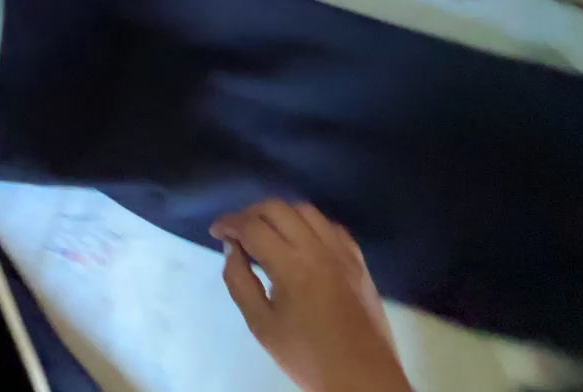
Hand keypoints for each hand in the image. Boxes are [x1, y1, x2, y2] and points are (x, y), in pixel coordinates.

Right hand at [212, 200, 411, 391]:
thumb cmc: (309, 358)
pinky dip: (311, 224)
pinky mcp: (359, 264)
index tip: (216, 232)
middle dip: (250, 213)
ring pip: (305, 210)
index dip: (227, 223)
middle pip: (276, 208)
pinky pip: (332, 227)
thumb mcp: (261, 325)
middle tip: (239, 233)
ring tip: (269, 232)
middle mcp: (317, 251)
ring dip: (280, 214)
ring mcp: (342, 255)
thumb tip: (232, 249)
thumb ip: (239, 281)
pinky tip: (302, 241)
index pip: (250, 226)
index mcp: (291, 266)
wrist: (366, 384)